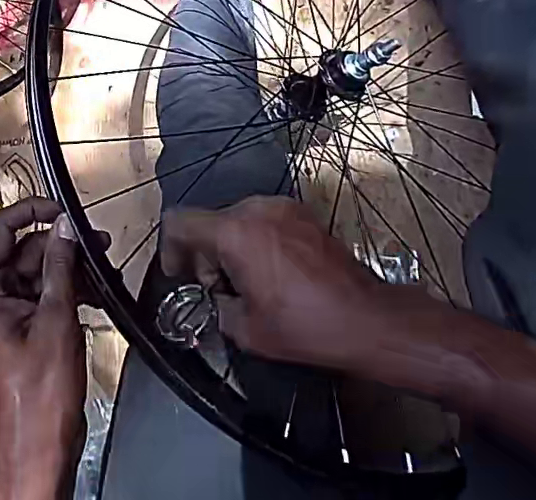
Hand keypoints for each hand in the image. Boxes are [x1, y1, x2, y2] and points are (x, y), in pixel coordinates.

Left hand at [0, 198, 102, 499]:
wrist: (37, 455)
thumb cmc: (38, 399)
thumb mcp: (56, 319)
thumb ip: (60, 266)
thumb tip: (64, 226)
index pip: (2, 230)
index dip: (32, 211)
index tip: (61, 208)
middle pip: (24, 252)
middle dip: (62, 246)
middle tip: (96, 242)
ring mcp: (4, 318)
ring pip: (38, 275)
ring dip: (70, 270)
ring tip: (102, 270)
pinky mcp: (20, 334)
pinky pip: (42, 298)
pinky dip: (67, 292)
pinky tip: (95, 295)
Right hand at [161, 196, 401, 371]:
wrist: (365, 318)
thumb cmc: (304, 325)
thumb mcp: (246, 330)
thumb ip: (217, 305)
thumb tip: (216, 297)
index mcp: (234, 232)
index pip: (181, 221)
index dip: (170, 247)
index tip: (179, 273)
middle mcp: (255, 208)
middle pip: (211, 222)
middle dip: (207, 254)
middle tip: (220, 290)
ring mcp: (281, 206)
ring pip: (238, 219)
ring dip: (233, 246)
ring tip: (250, 283)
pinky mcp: (302, 211)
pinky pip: (264, 219)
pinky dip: (257, 239)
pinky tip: (274, 272)